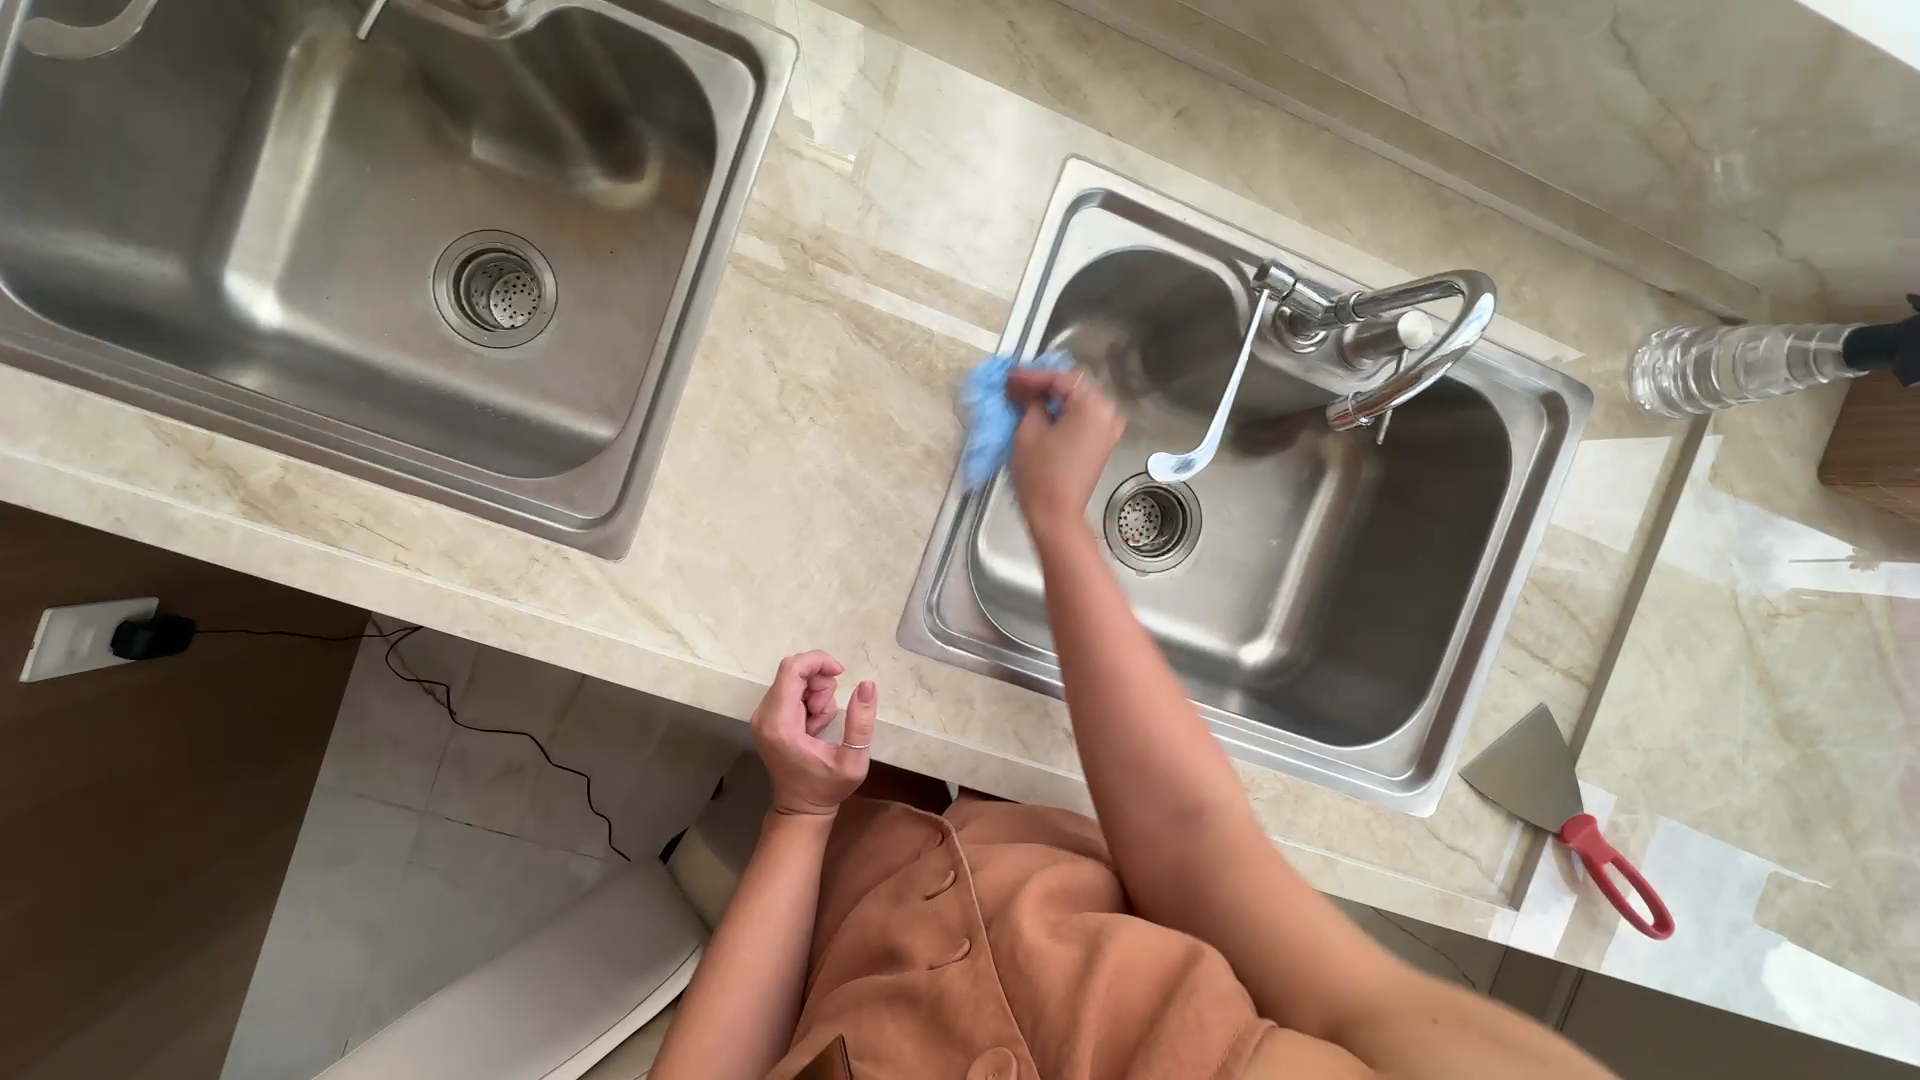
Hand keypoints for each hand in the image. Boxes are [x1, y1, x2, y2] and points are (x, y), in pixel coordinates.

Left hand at [750, 651, 875, 816]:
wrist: (800, 808)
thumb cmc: (827, 788)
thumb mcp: (854, 761)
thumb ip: (861, 723)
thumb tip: (867, 685)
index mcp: (780, 724)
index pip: (791, 670)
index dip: (818, 662)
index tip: (841, 673)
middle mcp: (764, 715)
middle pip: (792, 672)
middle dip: (819, 683)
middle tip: (831, 714)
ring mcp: (763, 716)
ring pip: (793, 680)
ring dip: (815, 694)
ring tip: (821, 725)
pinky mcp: (767, 718)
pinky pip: (790, 691)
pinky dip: (807, 700)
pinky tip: (813, 726)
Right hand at [1007, 367, 1125, 540]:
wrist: (1056, 514)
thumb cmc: (1041, 473)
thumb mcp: (1029, 431)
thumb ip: (1032, 402)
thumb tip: (1030, 392)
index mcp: (1093, 405)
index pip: (1060, 379)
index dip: (1032, 376)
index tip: (1009, 376)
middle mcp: (1108, 412)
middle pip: (1074, 387)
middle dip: (1044, 385)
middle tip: (1016, 385)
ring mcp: (1109, 429)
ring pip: (1079, 402)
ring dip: (1054, 398)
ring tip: (1027, 397)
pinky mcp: (1103, 444)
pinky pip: (1084, 418)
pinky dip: (1065, 412)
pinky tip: (1044, 412)